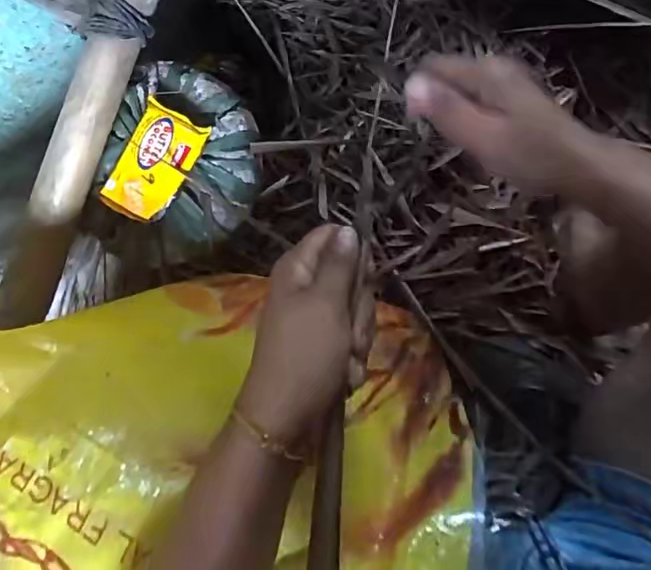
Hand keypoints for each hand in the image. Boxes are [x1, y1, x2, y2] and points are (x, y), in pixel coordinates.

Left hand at [235, 224, 373, 451]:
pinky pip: (350, 340)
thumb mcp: (327, 304)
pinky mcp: (323, 346)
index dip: (354, 253)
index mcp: (297, 268)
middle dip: (358, 308)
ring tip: (345, 360)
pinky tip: (343, 376)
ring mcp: (313, 318)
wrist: (285, 423)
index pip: (331, 235)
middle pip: (350, 276)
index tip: (365, 276)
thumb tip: (347, 228)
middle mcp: (304, 287)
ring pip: (355, 311)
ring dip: (358, 339)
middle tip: (349, 331)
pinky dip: (351, 359)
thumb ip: (341, 264)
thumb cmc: (305, 355)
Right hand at [403, 53, 602, 193]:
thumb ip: (445, 109)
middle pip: (448, 77)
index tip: (424, 126)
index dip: (419, 94)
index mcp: (484, 71)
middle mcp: (495, 66)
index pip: (432, 67)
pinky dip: (477, 118)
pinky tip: (491, 141)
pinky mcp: (517, 94)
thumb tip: (410, 83)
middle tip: (456, 140)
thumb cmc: (532, 156)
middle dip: (442, 105)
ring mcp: (508, 79)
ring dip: (460, 114)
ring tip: (473, 143)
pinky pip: (480, 99)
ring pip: (464, 90)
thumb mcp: (481, 136)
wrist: (585, 168)